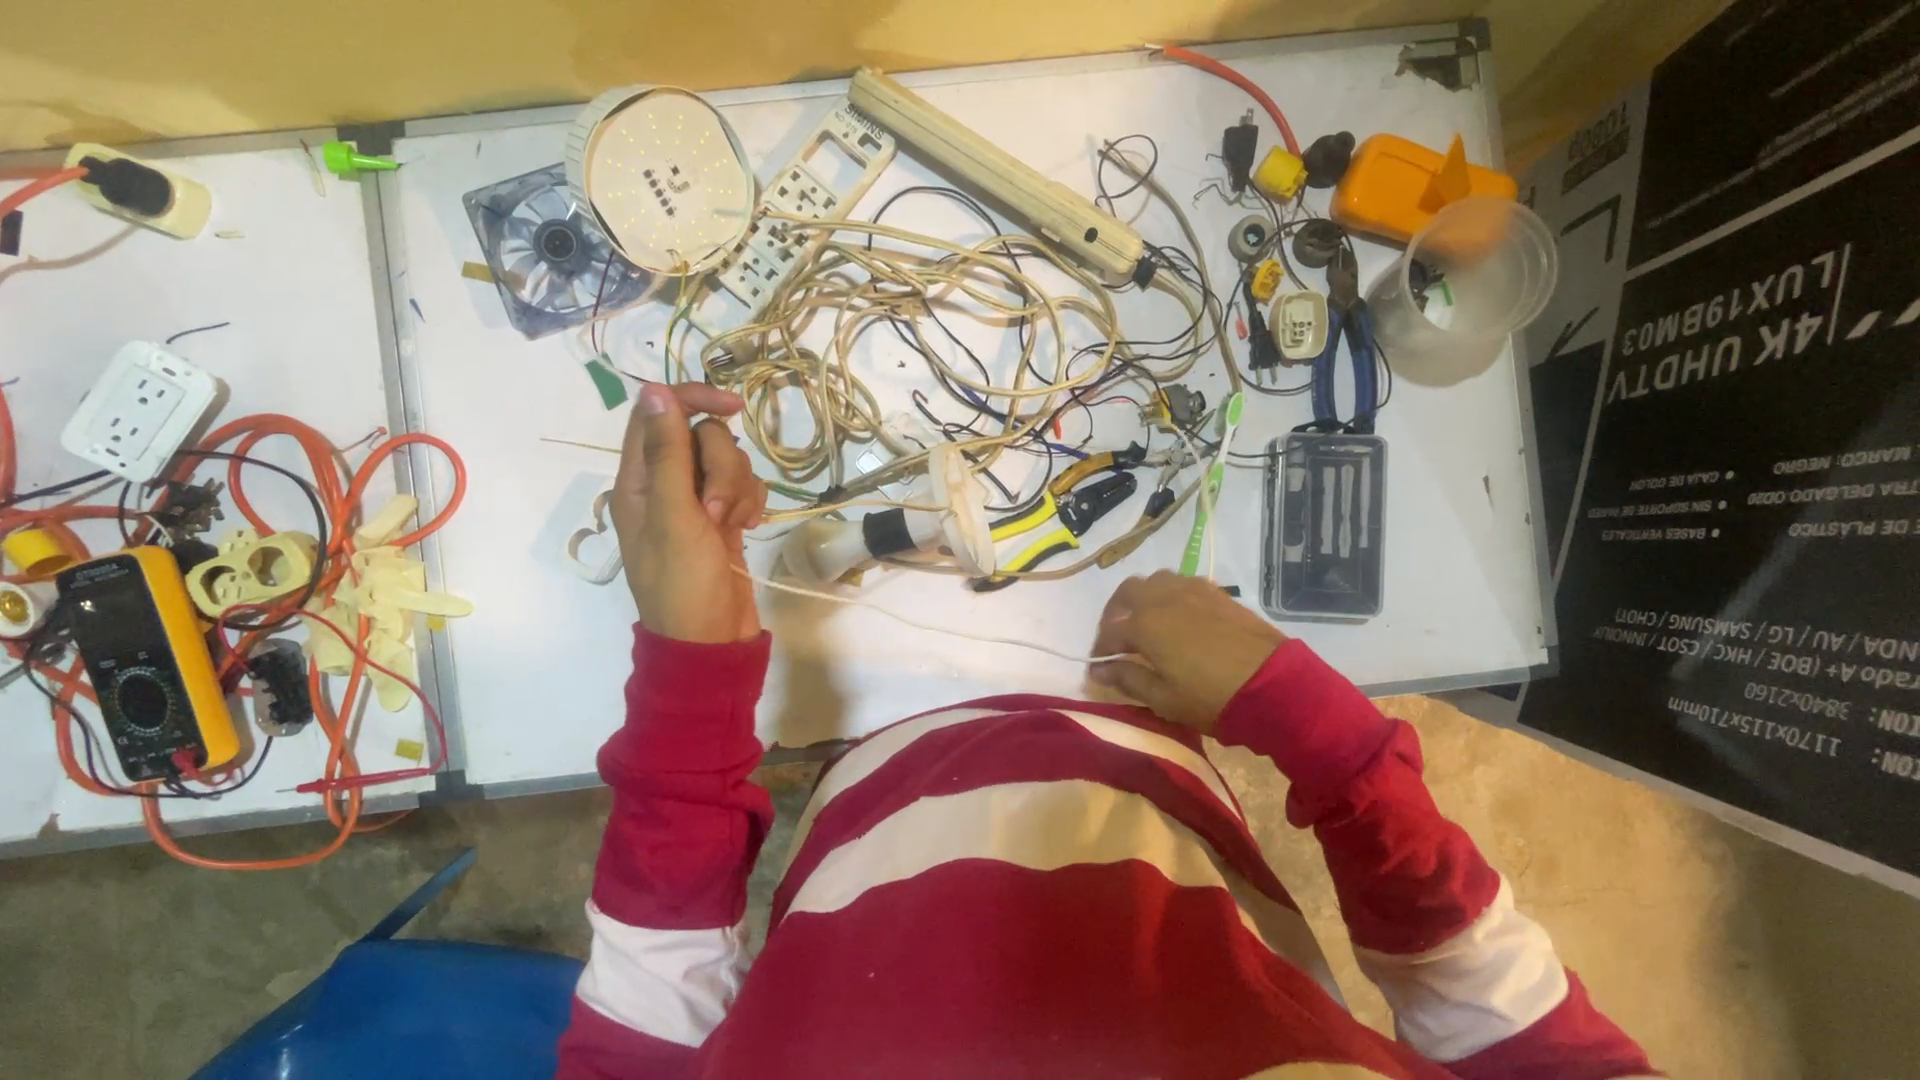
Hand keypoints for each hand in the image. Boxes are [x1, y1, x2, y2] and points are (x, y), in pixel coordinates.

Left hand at [612, 383, 767, 643]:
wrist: (711, 642)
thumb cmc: (684, 585)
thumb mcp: (673, 517)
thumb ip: (667, 454)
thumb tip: (655, 390)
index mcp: (639, 480)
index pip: (659, 413)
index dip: (694, 400)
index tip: (734, 407)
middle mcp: (665, 485)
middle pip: (702, 436)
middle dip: (722, 465)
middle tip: (716, 509)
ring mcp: (695, 503)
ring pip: (727, 461)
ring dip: (738, 487)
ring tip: (733, 525)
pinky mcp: (723, 519)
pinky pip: (744, 487)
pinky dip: (752, 501)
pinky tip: (750, 527)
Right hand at [1089, 571, 1287, 732]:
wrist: (1273, 685)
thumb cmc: (1211, 698)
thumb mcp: (1163, 699)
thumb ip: (1128, 679)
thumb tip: (1099, 670)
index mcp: (1144, 624)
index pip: (1109, 632)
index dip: (1101, 651)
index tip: (1101, 669)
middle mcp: (1163, 598)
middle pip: (1127, 593)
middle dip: (1116, 614)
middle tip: (1119, 639)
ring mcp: (1192, 591)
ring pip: (1156, 581)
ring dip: (1144, 599)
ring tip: (1148, 623)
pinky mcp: (1217, 593)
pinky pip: (1182, 584)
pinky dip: (1170, 596)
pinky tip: (1178, 618)